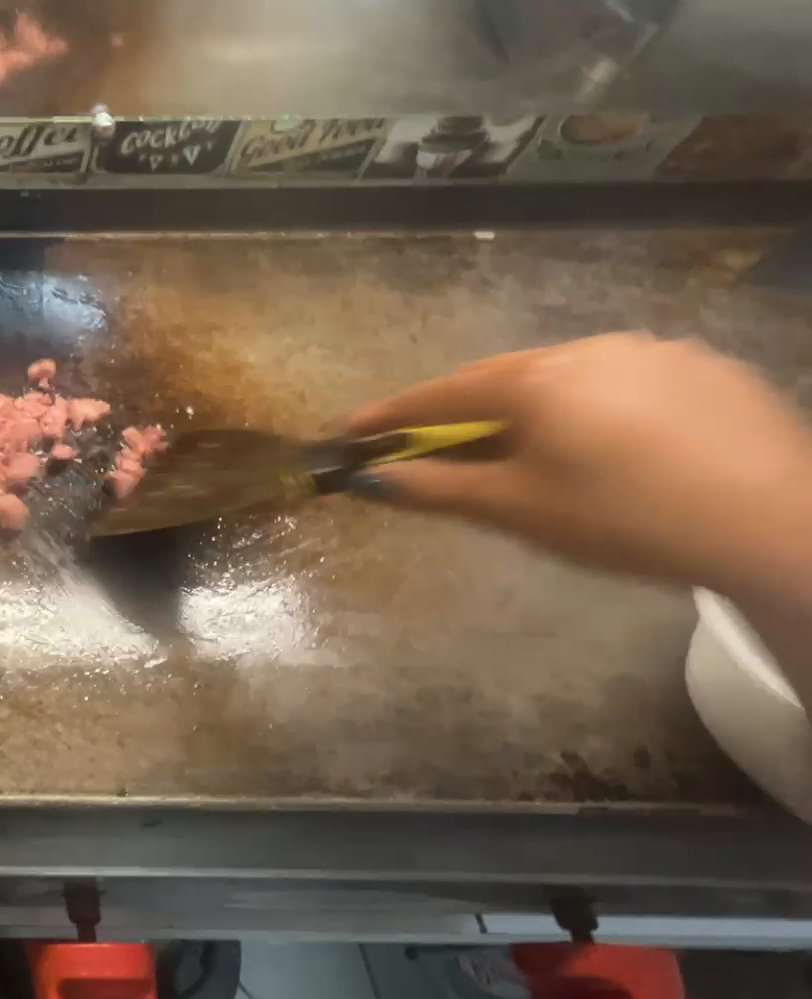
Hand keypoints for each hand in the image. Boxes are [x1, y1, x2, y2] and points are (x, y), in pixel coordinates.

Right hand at [344, 333, 811, 596]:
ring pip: (559, 375)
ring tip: (515, 445)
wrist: (781, 529)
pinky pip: (615, 379)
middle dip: (456, 410)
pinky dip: (581, 404)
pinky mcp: (706, 370)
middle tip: (428, 441)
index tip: (350, 428)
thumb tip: (369, 479)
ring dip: (521, 406)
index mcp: (537, 380)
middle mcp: (590, 349)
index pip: (440, 394)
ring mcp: (654, 353)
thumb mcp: (514, 509)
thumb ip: (433, 488)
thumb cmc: (622, 519)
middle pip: (497, 378)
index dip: (390, 414)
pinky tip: (595, 441)